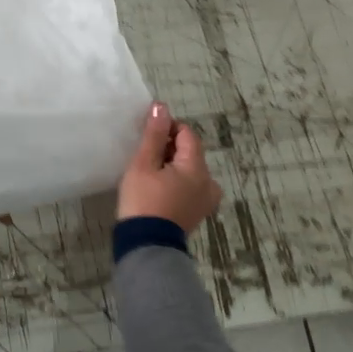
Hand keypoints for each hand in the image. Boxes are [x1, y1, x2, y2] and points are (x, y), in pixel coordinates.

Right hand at [117, 101, 222, 231]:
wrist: (147, 245)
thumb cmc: (143, 200)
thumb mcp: (143, 163)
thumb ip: (154, 134)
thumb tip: (161, 107)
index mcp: (197, 168)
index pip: (187, 134)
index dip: (168, 127)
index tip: (147, 134)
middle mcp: (209, 182)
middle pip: (191, 151)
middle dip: (169, 146)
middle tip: (145, 155)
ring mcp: (207, 199)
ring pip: (191, 168)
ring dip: (173, 164)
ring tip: (151, 172)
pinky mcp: (199, 211)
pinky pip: (192, 184)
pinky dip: (178, 179)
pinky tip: (160, 187)